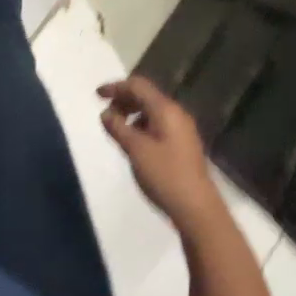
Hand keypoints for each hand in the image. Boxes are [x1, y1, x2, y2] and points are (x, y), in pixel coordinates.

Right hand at [100, 76, 223, 228]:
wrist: (198, 209)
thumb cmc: (165, 175)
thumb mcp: (136, 150)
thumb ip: (118, 128)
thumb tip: (105, 113)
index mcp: (166, 109)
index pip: (137, 86)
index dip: (116, 87)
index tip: (97, 96)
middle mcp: (176, 113)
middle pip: (146, 96)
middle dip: (124, 101)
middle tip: (107, 116)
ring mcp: (182, 129)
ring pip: (153, 111)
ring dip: (133, 115)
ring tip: (118, 131)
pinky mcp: (183, 145)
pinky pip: (159, 124)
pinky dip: (143, 126)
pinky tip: (135, 144)